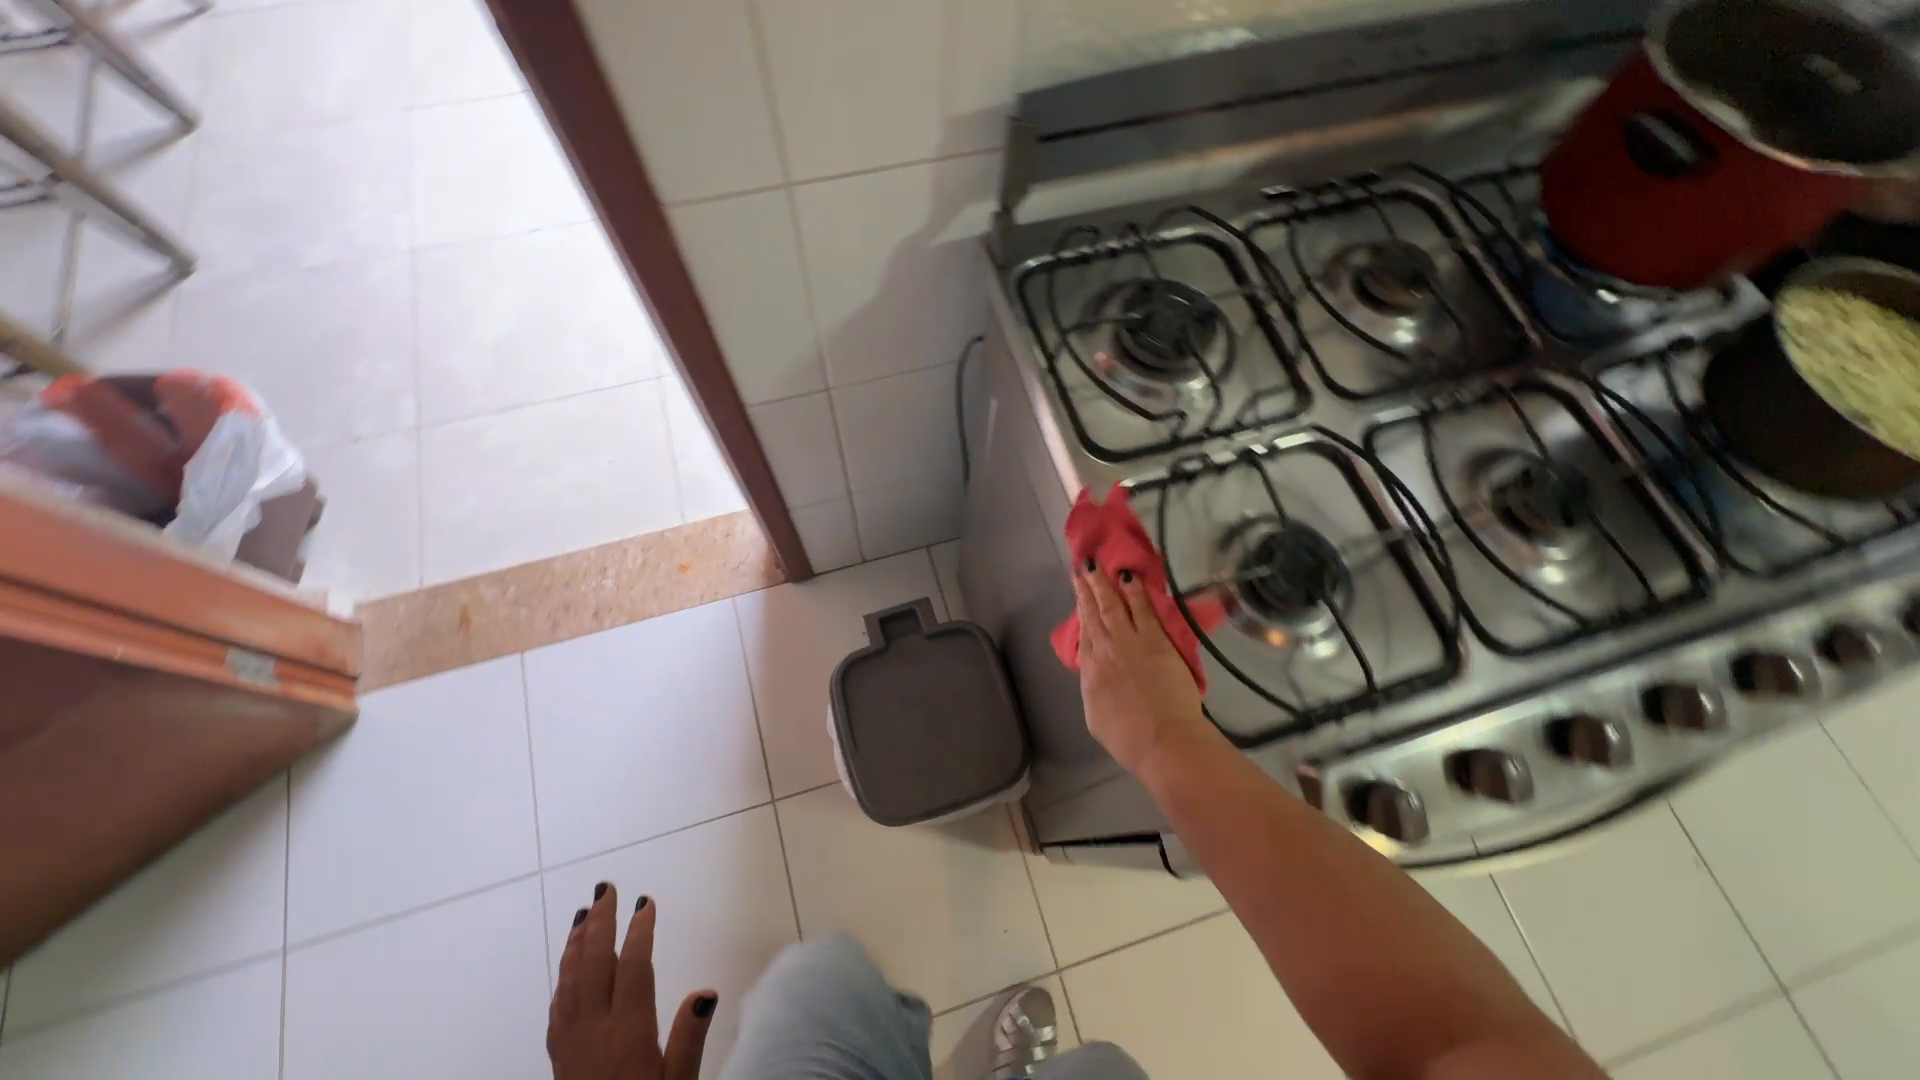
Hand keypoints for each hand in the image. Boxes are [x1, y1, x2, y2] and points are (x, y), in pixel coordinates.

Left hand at [549, 884, 715, 1079]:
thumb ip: (689, 1040)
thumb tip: (705, 991)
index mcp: (628, 1034)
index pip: (633, 969)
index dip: (639, 933)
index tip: (646, 903)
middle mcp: (594, 1031)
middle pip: (594, 965)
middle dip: (600, 923)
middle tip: (606, 889)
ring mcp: (571, 1043)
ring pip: (570, 980)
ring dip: (577, 942)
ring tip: (583, 912)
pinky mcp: (558, 1058)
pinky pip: (557, 1004)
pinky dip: (564, 974)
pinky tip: (569, 965)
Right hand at [1073, 565, 1210, 773]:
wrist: (1162, 741)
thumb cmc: (1129, 738)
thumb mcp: (1095, 716)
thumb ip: (1093, 688)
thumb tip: (1094, 674)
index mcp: (1090, 671)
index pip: (1084, 634)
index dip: (1080, 610)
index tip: (1078, 593)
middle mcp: (1106, 651)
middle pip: (1094, 614)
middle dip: (1088, 589)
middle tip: (1084, 568)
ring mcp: (1130, 643)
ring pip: (1114, 606)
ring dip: (1105, 584)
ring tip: (1100, 566)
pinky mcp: (1156, 641)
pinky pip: (1142, 610)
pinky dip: (1134, 592)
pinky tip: (1129, 578)